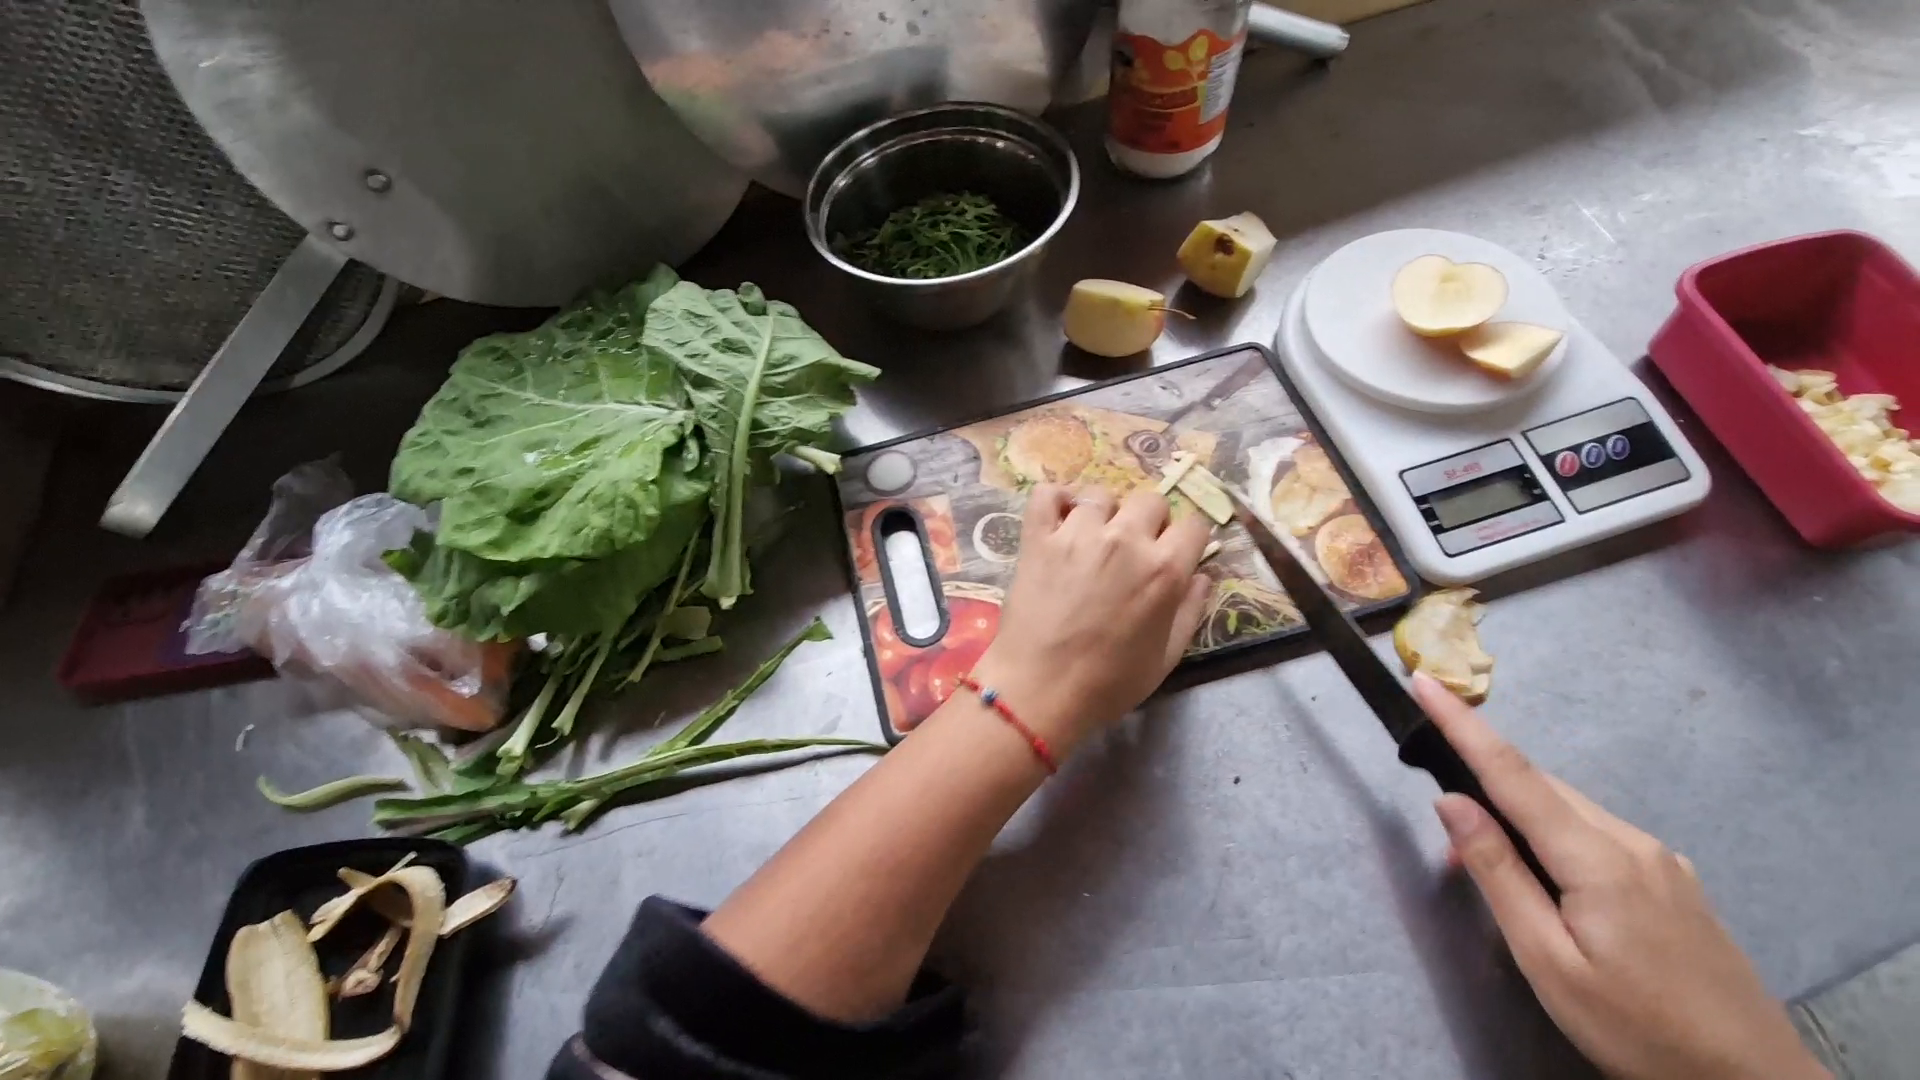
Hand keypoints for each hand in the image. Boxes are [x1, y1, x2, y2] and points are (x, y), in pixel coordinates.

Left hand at [971, 485, 1211, 754]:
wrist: (1038, 690)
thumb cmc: (1107, 683)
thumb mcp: (1166, 657)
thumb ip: (1190, 611)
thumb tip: (1203, 576)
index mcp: (1164, 569)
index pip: (1195, 524)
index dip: (1187, 540)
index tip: (1175, 555)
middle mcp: (1125, 540)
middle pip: (1150, 500)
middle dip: (1148, 522)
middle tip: (1132, 551)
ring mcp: (1077, 534)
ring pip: (1101, 495)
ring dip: (1103, 513)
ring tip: (1092, 539)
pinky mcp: (1037, 537)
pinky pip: (1047, 494)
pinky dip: (1056, 499)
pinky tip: (1059, 519)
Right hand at [1413, 675, 1827, 1079]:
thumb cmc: (1636, 1029)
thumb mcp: (1547, 959)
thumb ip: (1498, 873)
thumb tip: (1451, 802)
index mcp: (1598, 859)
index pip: (1513, 773)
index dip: (1462, 725)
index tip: (1425, 683)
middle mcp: (1633, 842)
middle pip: (1539, 788)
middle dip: (1483, 792)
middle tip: (1448, 845)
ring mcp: (1660, 859)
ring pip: (1566, 811)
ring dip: (1517, 823)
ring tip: (1492, 877)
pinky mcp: (1672, 879)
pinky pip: (1593, 835)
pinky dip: (1552, 840)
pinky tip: (1547, 888)